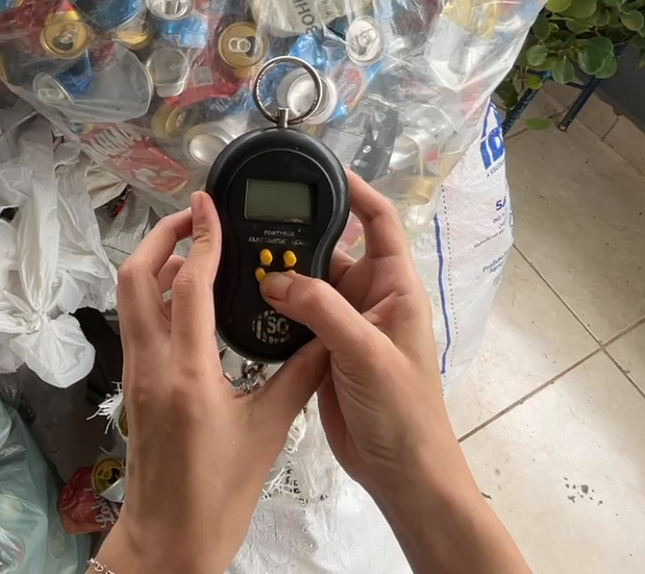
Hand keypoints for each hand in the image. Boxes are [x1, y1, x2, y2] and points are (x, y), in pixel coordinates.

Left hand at [95, 192, 327, 573]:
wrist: (167, 542)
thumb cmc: (217, 495)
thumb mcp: (265, 434)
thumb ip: (296, 378)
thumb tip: (322, 337)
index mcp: (186, 373)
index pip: (187, 285)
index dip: (201, 238)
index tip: (208, 205)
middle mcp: (150, 362)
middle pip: (135, 275)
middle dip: (160, 235)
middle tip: (194, 217)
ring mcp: (134, 370)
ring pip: (130, 294)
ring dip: (155, 260)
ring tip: (196, 249)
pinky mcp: (132, 380)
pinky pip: (137, 318)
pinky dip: (155, 291)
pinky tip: (188, 295)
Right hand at [256, 171, 530, 573]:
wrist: (401, 476)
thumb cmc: (402, 410)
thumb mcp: (365, 351)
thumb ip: (321, 308)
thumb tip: (274, 279)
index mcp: (394, 286)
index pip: (380, 221)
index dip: (357, 190)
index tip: (325, 169)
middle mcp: (369, 297)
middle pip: (333, 249)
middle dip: (300, 235)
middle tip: (257, 218)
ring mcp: (345, 323)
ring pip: (308, 282)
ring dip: (282, 271)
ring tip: (243, 253)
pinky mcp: (324, 348)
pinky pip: (296, 313)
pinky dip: (274, 303)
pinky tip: (247, 295)